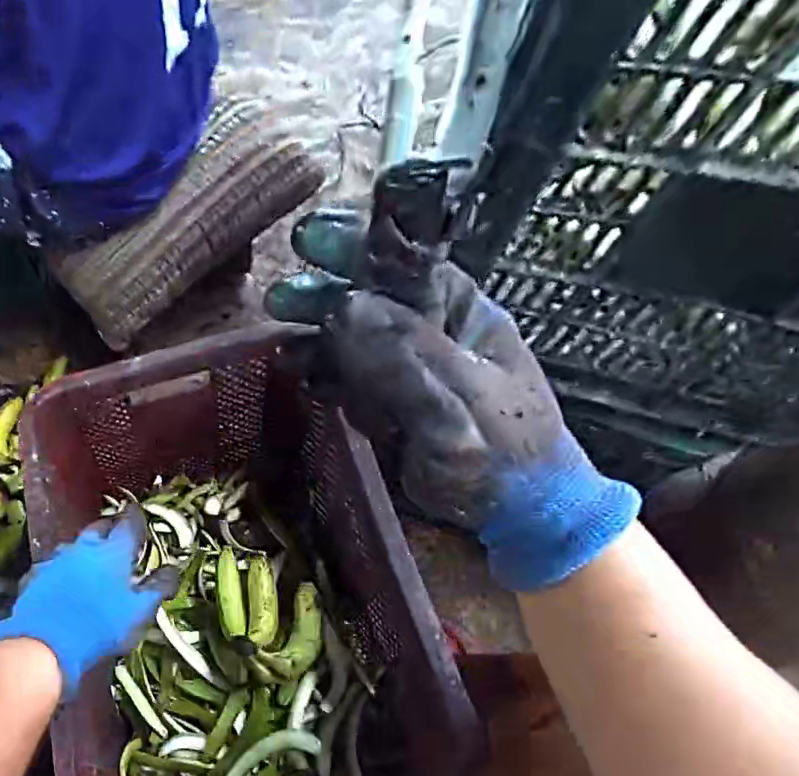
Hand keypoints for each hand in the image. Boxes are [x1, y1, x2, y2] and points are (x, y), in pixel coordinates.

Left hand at [0, 511, 177, 697]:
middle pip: (98, 528)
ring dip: (85, 548)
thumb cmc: (101, 626)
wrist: (44, 644)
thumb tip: (172, 569)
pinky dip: (63, 569)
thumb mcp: (139, 611)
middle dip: (110, 528)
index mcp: (113, 551)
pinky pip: (53, 566)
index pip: (129, 524)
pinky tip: (63, 581)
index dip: (137, 518)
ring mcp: (55, 561)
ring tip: (93, 559)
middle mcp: (83, 548)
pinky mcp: (34, 578)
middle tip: (118, 535)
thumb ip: (158, 587)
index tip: (140, 514)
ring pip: (74, 546)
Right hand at [266, 161, 639, 591]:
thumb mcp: (461, 398)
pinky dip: (322, 378)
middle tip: (280, 298)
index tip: (310, 238)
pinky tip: (300, 376)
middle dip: (323, 296)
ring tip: (281, 346)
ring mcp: (405, 372)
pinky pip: (348, 382)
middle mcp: (427, 334)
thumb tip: (346, 305)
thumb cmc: (506, 451)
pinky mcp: (388, 407)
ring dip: (313, 340)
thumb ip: (405, 353)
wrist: (518, 514)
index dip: (357, 248)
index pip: (402, 266)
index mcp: (460, 314)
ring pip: (350, 342)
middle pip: (366, 302)